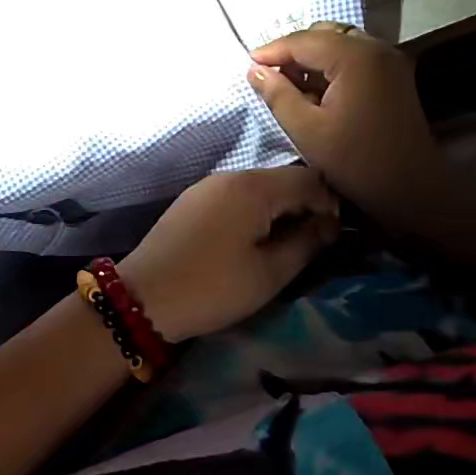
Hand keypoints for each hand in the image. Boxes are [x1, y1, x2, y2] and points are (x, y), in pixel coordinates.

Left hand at [119, 167, 341, 341]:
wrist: (142, 298)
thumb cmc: (213, 287)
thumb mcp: (270, 272)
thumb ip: (307, 243)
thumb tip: (331, 225)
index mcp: (254, 187)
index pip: (308, 179)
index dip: (328, 204)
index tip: (333, 237)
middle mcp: (231, 175)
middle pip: (283, 179)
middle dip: (304, 206)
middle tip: (312, 243)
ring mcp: (208, 186)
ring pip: (259, 187)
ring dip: (279, 209)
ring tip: (284, 245)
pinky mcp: (192, 200)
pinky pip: (236, 196)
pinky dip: (255, 212)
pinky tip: (252, 241)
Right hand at [245, 24, 446, 219]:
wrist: (411, 188)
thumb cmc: (356, 162)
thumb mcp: (307, 130)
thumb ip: (277, 95)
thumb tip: (255, 70)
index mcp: (355, 57)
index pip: (303, 40)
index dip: (272, 51)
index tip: (248, 64)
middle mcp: (376, 48)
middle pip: (324, 34)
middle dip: (294, 51)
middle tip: (268, 75)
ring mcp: (390, 60)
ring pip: (341, 43)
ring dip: (313, 58)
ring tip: (289, 84)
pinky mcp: (396, 74)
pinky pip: (356, 57)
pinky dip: (333, 66)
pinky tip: (316, 90)